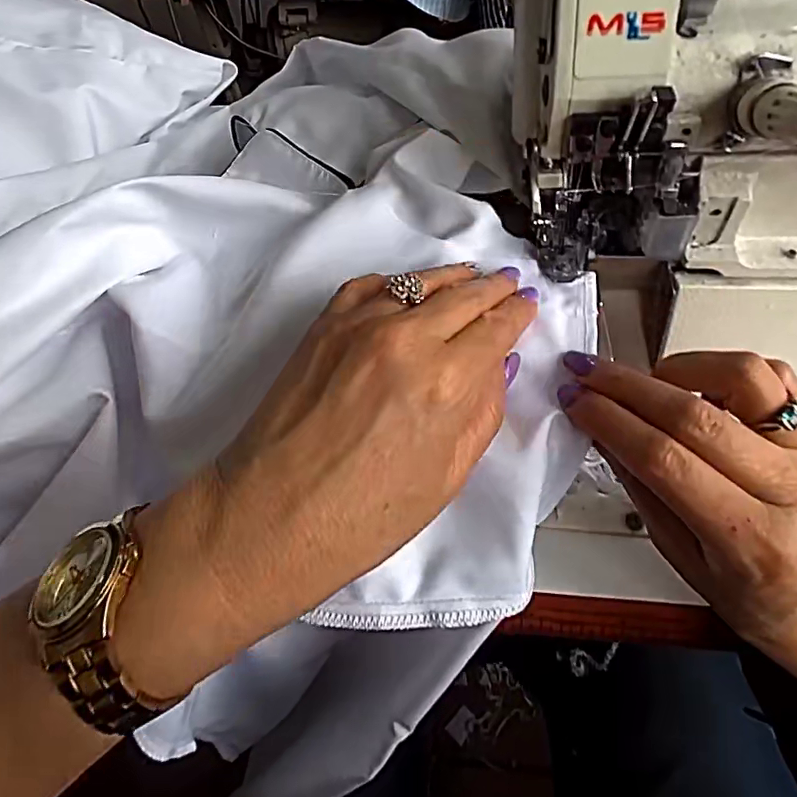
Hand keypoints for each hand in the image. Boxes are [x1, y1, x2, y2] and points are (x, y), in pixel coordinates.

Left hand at [115, 265, 537, 698]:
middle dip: (494, 289)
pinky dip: (400, 282)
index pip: (496, 328)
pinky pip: (372, 285)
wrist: (269, 519)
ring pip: (421, 282)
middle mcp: (406, 341)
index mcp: (445, 383)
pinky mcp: (324, 326)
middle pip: (465, 296)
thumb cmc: (363, 517)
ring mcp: (359, 326)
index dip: (518, 313)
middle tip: (510, 284)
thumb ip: (483, 410)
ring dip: (454, 278)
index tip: (527, 306)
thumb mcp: (448, 475)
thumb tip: (499, 364)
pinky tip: (412, 287)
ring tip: (472, 277)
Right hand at [558, 351, 796, 678]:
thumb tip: (604, 431)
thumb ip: (643, 490)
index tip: (578, 400)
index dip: (611, 421)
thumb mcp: (683, 560)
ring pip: (741, 375)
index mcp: (751, 540)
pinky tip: (697, 382)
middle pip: (694, 415)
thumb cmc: (758, 597)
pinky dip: (724, 366)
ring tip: (647, 382)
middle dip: (627, 386)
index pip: (666, 460)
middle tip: (590, 373)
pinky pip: (772, 373)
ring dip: (678, 368)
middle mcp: (789, 489)